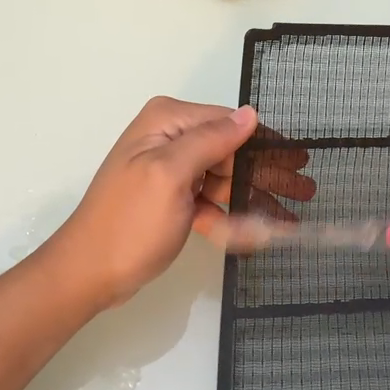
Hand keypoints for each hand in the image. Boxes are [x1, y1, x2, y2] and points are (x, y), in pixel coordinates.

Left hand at [44, 97, 313, 309]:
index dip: (265, 143)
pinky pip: (211, 201)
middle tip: (305, 191)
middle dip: (266, 174)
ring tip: (292, 215)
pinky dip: (232, 217)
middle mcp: (170, 137)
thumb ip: (211, 140)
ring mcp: (171, 169)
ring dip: (255, 198)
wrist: (84, 276)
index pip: (229, 122)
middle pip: (231, 151)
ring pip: (226, 178)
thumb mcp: (170, 175)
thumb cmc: (128, 223)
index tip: (300, 161)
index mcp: (168, 121)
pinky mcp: (173, 198)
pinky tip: (260, 231)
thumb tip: (250, 113)